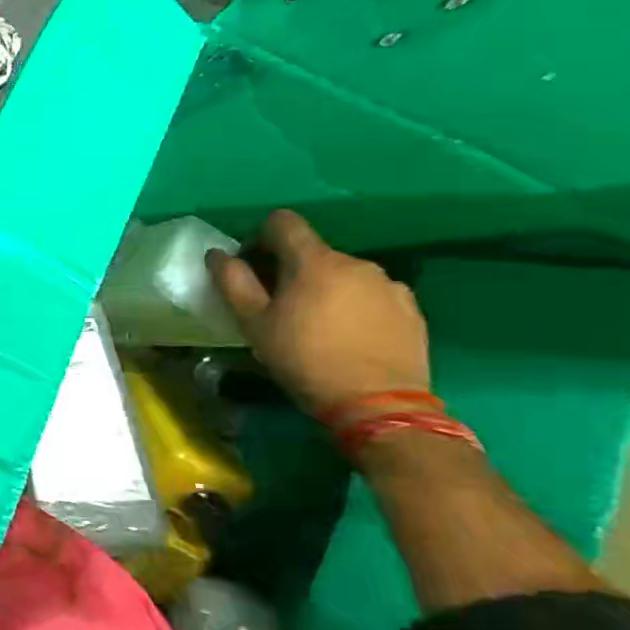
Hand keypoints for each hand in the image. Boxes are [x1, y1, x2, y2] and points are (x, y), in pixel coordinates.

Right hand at [205, 209, 428, 420]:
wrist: (380, 408)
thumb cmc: (306, 360)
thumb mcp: (254, 324)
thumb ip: (233, 281)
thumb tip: (218, 254)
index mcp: (315, 261)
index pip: (283, 222)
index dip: (261, 237)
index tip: (254, 266)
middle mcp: (356, 262)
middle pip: (313, 251)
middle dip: (293, 269)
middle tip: (282, 306)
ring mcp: (389, 285)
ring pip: (344, 274)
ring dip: (326, 287)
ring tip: (320, 324)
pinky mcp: (411, 310)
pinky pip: (372, 294)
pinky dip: (356, 304)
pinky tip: (351, 335)